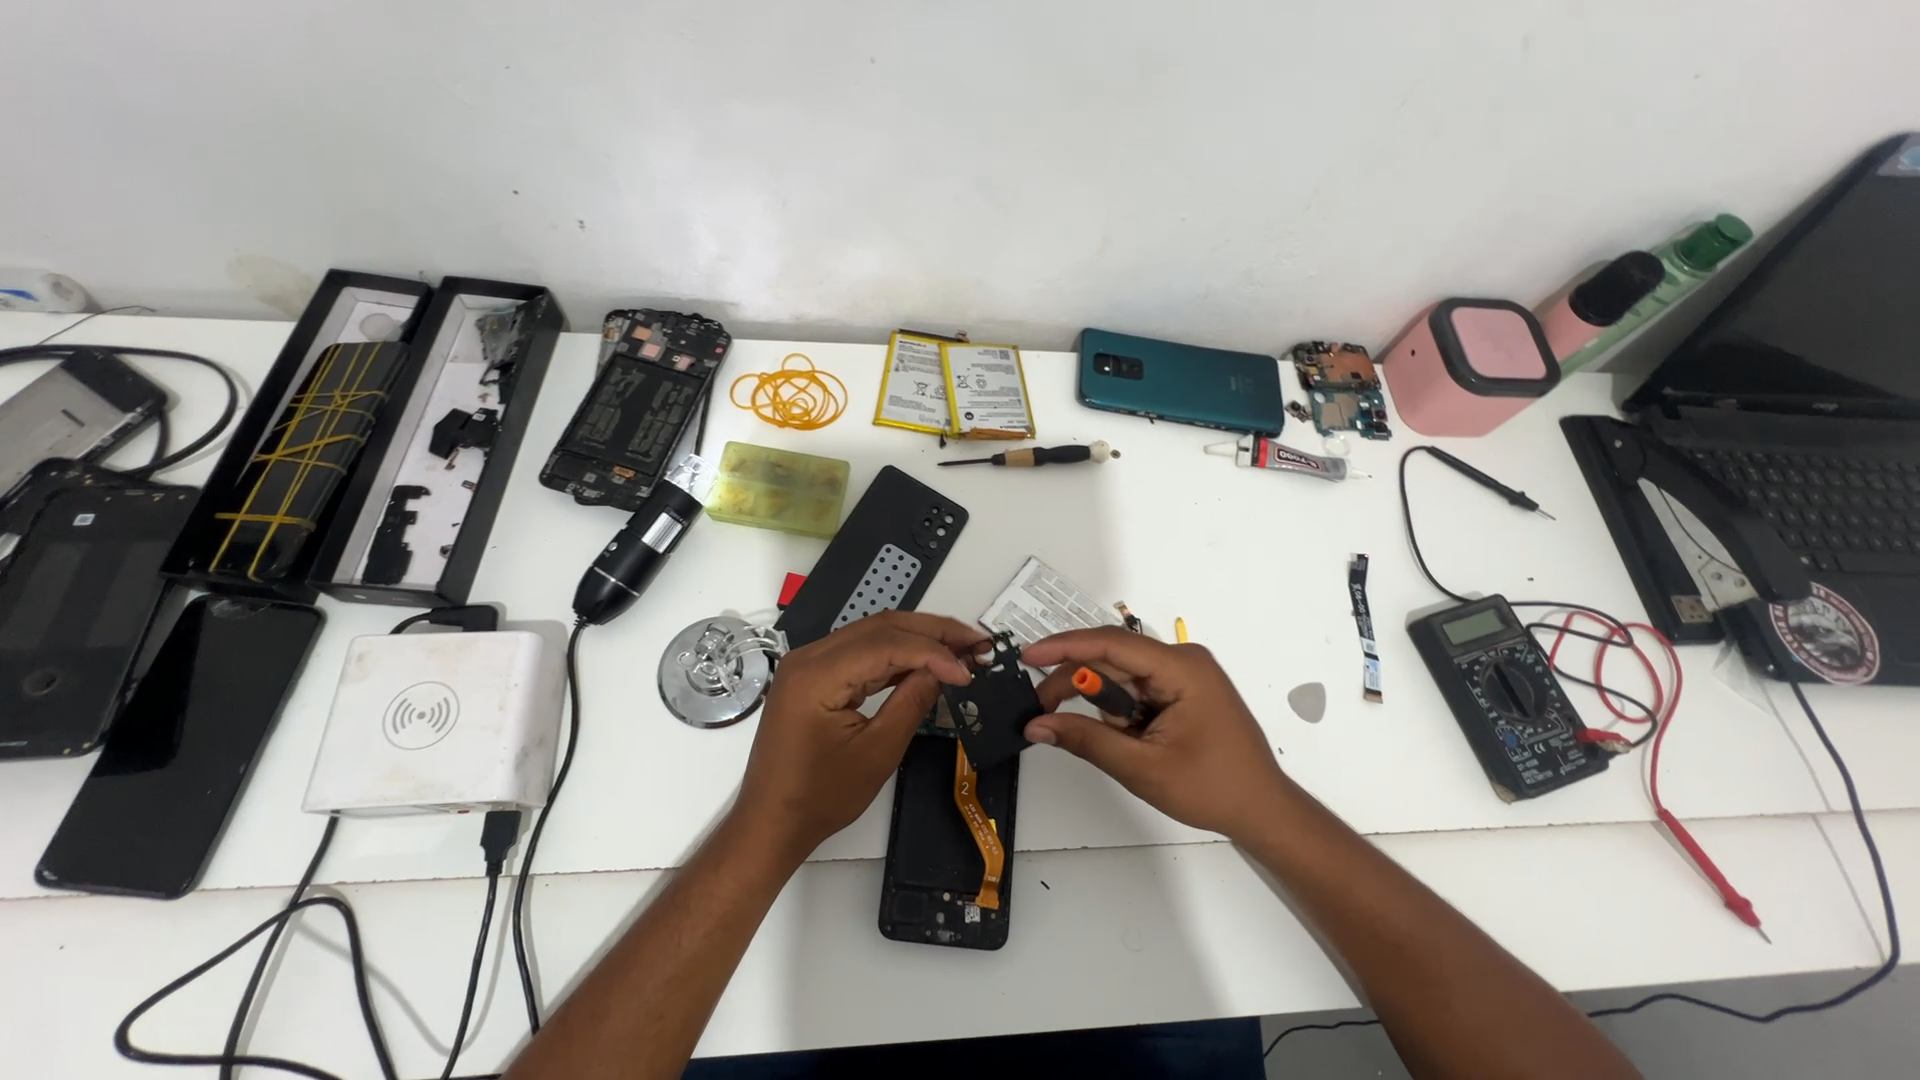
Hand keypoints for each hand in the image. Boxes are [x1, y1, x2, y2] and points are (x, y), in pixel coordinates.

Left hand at [734, 612, 985, 860]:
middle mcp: (809, 657)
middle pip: (879, 627)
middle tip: (974, 640)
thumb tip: (944, 670)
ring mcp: (807, 664)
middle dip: (930, 631)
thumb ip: (911, 702)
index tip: (969, 669)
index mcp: (818, 675)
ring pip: (870, 634)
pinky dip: (893, 654)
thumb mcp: (877, 752)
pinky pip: (858, 652)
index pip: (886, 643)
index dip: (933, 651)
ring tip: (958, 647)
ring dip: (915, 638)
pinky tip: (923, 661)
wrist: (771, 822)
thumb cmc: (822, 796)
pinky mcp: (812, 676)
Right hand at [1021, 628, 1293, 840]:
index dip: (1065, 647)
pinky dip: (1119, 713)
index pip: (1112, 644)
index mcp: (1181, 668)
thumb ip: (1086, 740)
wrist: (1263, 810)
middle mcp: (1182, 661)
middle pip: (1112, 659)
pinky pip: (1136, 690)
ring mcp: (1184, 675)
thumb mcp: (1142, 767)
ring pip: (1121, 676)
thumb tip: (1036, 725)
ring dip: (1102, 706)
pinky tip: (1127, 741)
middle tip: (1040, 711)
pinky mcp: (1182, 692)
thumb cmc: (1212, 788)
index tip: (1028, 656)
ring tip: (1112, 744)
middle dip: (1075, 683)